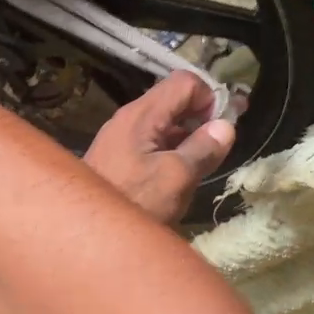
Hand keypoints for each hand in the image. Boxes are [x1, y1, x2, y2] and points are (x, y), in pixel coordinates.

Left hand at [83, 71, 236, 222]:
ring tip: (209, 157)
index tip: (223, 125)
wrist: (88, 230)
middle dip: (203, 114)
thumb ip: (202, 149)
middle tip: (226, 138)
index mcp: (142, 114)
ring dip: (190, 133)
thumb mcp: (175, 178)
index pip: (184, 82)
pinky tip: (184, 169)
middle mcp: (130, 117)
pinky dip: (174, 147)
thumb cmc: (133, 200)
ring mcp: (123, 136)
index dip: (210, 97)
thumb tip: (226, 126)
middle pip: (174, 99)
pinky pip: (153, 140)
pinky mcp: (120, 155)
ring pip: (165, 121)